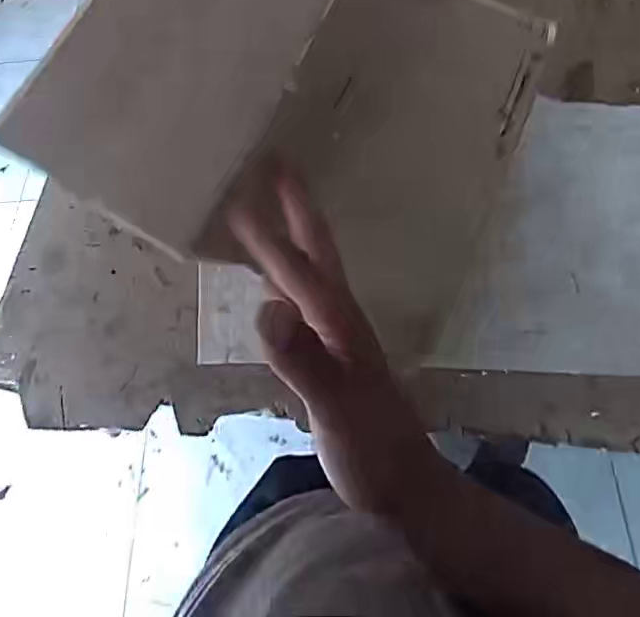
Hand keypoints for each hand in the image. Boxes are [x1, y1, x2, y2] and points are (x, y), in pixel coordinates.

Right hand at [227, 165, 452, 517]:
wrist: (400, 475)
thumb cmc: (370, 444)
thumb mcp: (334, 407)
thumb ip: (302, 361)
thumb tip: (266, 309)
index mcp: (337, 320)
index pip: (297, 269)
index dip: (268, 236)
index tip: (239, 198)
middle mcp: (338, 314)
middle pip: (317, 249)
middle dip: (297, 206)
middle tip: (279, 164)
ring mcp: (336, 329)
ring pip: (312, 266)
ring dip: (294, 230)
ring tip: (271, 202)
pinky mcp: (329, 348)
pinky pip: (303, 294)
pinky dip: (286, 271)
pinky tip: (271, 278)